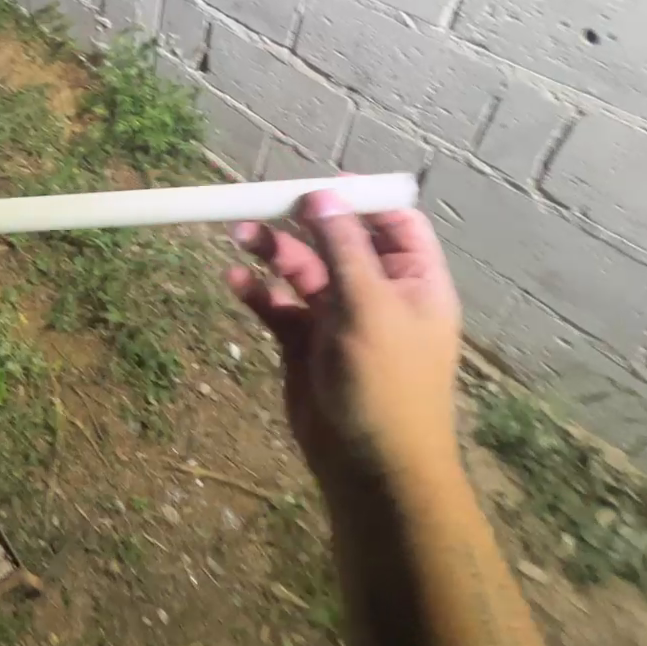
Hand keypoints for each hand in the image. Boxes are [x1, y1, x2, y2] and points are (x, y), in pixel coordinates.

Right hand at [225, 190, 462, 490]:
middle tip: (262, 202)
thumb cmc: (384, 381)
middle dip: (302, 221)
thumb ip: (343, 247)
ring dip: (271, 251)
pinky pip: (275, 303)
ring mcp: (336, 316)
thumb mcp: (369, 305)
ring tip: (239, 236)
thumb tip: (322, 194)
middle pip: (337, 240)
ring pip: (301, 268)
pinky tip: (234, 281)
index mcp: (412, 283)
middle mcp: (375, 293)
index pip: (395, 225)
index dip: (362, 199)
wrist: (367, 463)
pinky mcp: (302, 339)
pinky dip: (255, 290)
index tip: (321, 182)